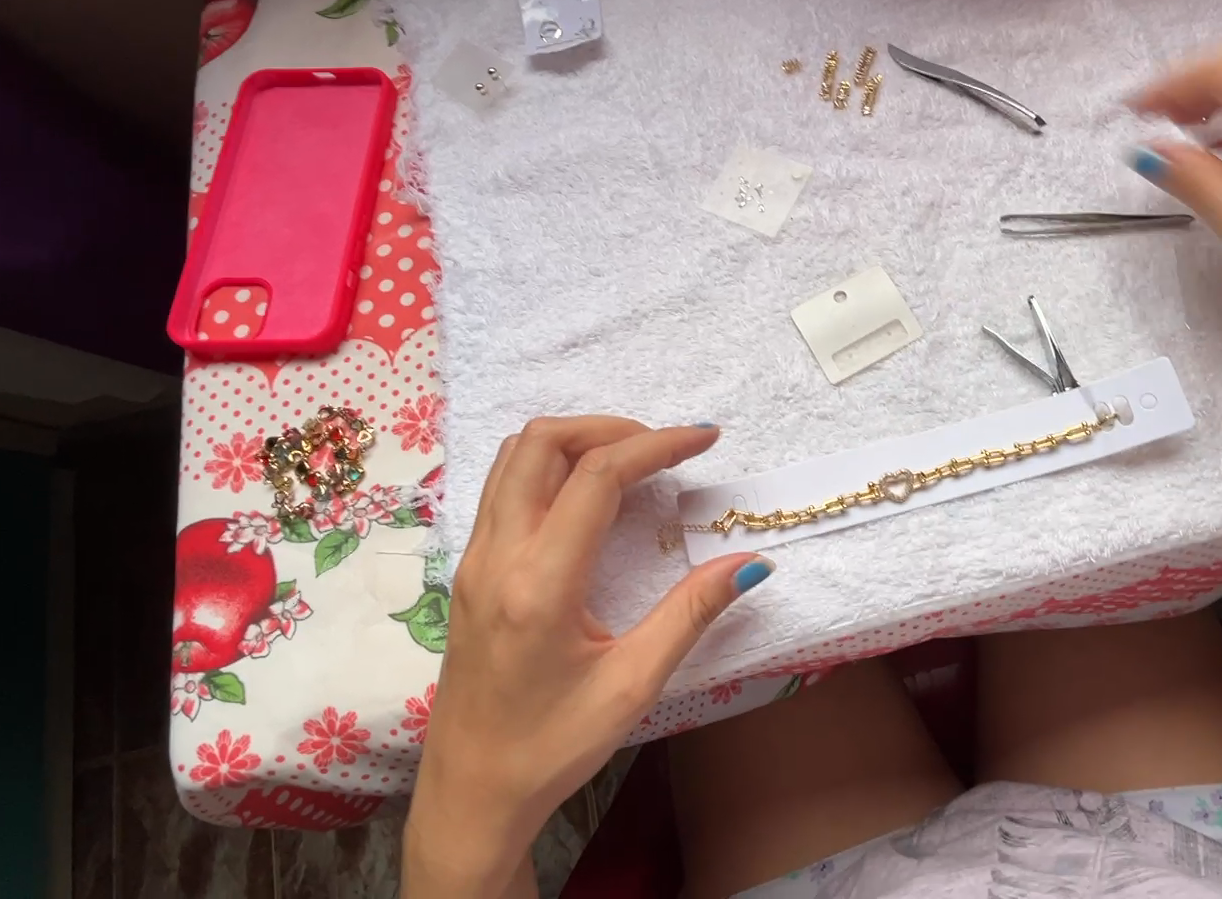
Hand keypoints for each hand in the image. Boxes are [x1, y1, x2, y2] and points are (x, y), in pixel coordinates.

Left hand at [403, 416, 771, 897]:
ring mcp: (474, 557)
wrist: (471, 794)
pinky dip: (551, 463)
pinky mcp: (469, 567)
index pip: (597, 476)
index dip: (657, 445)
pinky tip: (589, 493)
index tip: (705, 439)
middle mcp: (496, 555)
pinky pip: (505, 484)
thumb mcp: (633, 684)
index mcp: (539, 583)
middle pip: (542, 442)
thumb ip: (692, 612)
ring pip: (515, 455)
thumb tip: (752, 563)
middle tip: (664, 448)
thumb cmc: (553, 746)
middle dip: (611, 428)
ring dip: (576, 439)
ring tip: (632, 460)